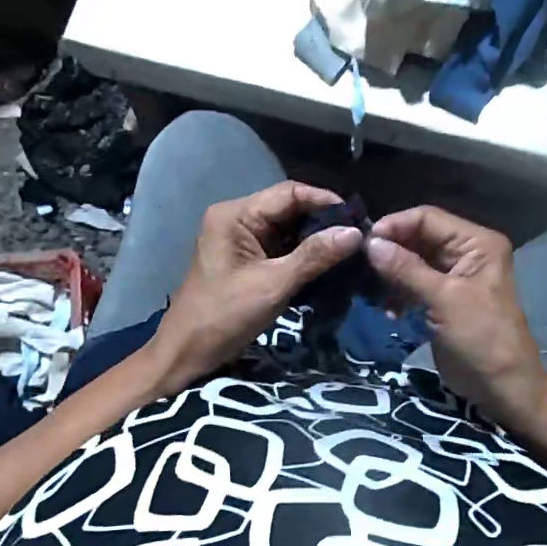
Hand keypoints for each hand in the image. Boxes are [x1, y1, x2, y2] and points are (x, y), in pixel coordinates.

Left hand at [145, 182, 362, 391]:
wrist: (187, 352)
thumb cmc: (224, 316)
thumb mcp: (274, 285)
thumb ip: (315, 256)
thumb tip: (356, 233)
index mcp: (235, 215)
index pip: (290, 193)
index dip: (326, 202)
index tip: (359, 221)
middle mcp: (237, 218)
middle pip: (289, 208)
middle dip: (324, 222)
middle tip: (360, 238)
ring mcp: (240, 239)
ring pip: (287, 228)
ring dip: (316, 239)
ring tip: (350, 251)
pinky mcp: (245, 259)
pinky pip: (280, 247)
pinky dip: (303, 254)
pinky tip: (328, 264)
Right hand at [364, 206, 546, 427]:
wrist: (502, 387)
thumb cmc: (481, 338)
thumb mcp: (444, 300)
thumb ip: (406, 269)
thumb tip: (370, 243)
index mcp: (476, 242)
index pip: (427, 218)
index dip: (395, 226)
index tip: (365, 242)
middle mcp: (465, 252)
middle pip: (417, 238)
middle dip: (390, 251)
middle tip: (361, 267)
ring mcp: (453, 276)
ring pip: (411, 261)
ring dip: (390, 275)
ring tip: (373, 292)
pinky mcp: (441, 299)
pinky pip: (412, 284)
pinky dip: (397, 294)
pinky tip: (388, 311)